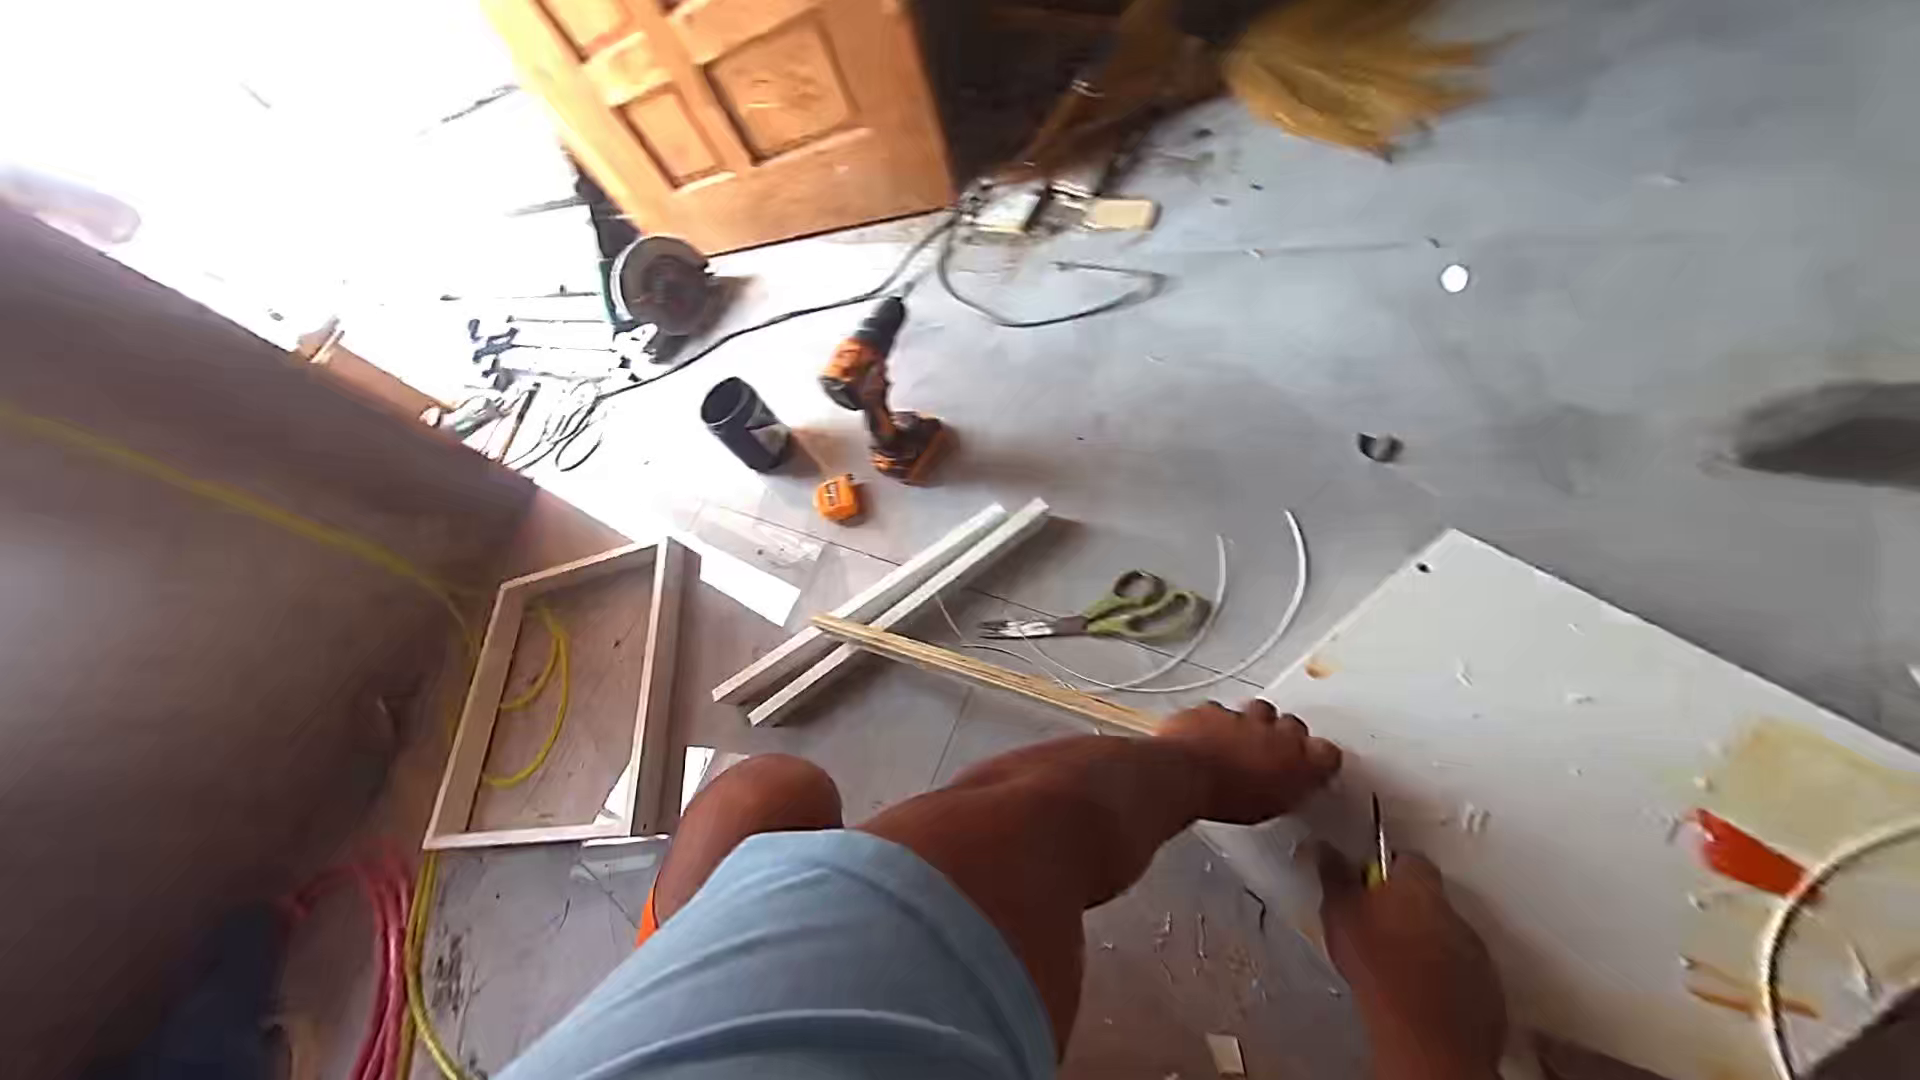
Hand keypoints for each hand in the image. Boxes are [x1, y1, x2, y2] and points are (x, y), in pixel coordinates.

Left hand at [1155, 699, 1340, 823]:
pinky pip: (1221, 710)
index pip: (1327, 753)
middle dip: (1282, 735)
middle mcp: (1275, 732)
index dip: (1319, 757)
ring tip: (1237, 741)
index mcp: (1298, 762)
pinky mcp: (1213, 708)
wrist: (1184, 774)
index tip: (1312, 763)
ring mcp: (1243, 717)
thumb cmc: (1224, 797)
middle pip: (1292, 725)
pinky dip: (1217, 720)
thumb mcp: (1269, 807)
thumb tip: (1285, 788)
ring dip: (1251, 723)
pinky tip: (1207, 734)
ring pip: (1257, 710)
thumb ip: (1286, 789)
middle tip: (1268, 751)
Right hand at [1315, 845, 1506, 1079]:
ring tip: (1393, 958)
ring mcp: (1478, 956)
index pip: (1407, 857)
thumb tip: (1326, 849)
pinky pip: (1463, 971)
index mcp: (1419, 886)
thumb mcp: (1338, 909)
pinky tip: (1415, 986)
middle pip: (1428, 897)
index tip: (1367, 879)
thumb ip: (1334, 873)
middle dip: (1405, 905)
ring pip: (1447, 934)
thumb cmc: (1378, 966)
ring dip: (1425, 939)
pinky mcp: (1489, 994)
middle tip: (1374, 920)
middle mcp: (1456, 914)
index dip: (1385, 866)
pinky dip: (1443, 973)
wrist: (1424, 1037)